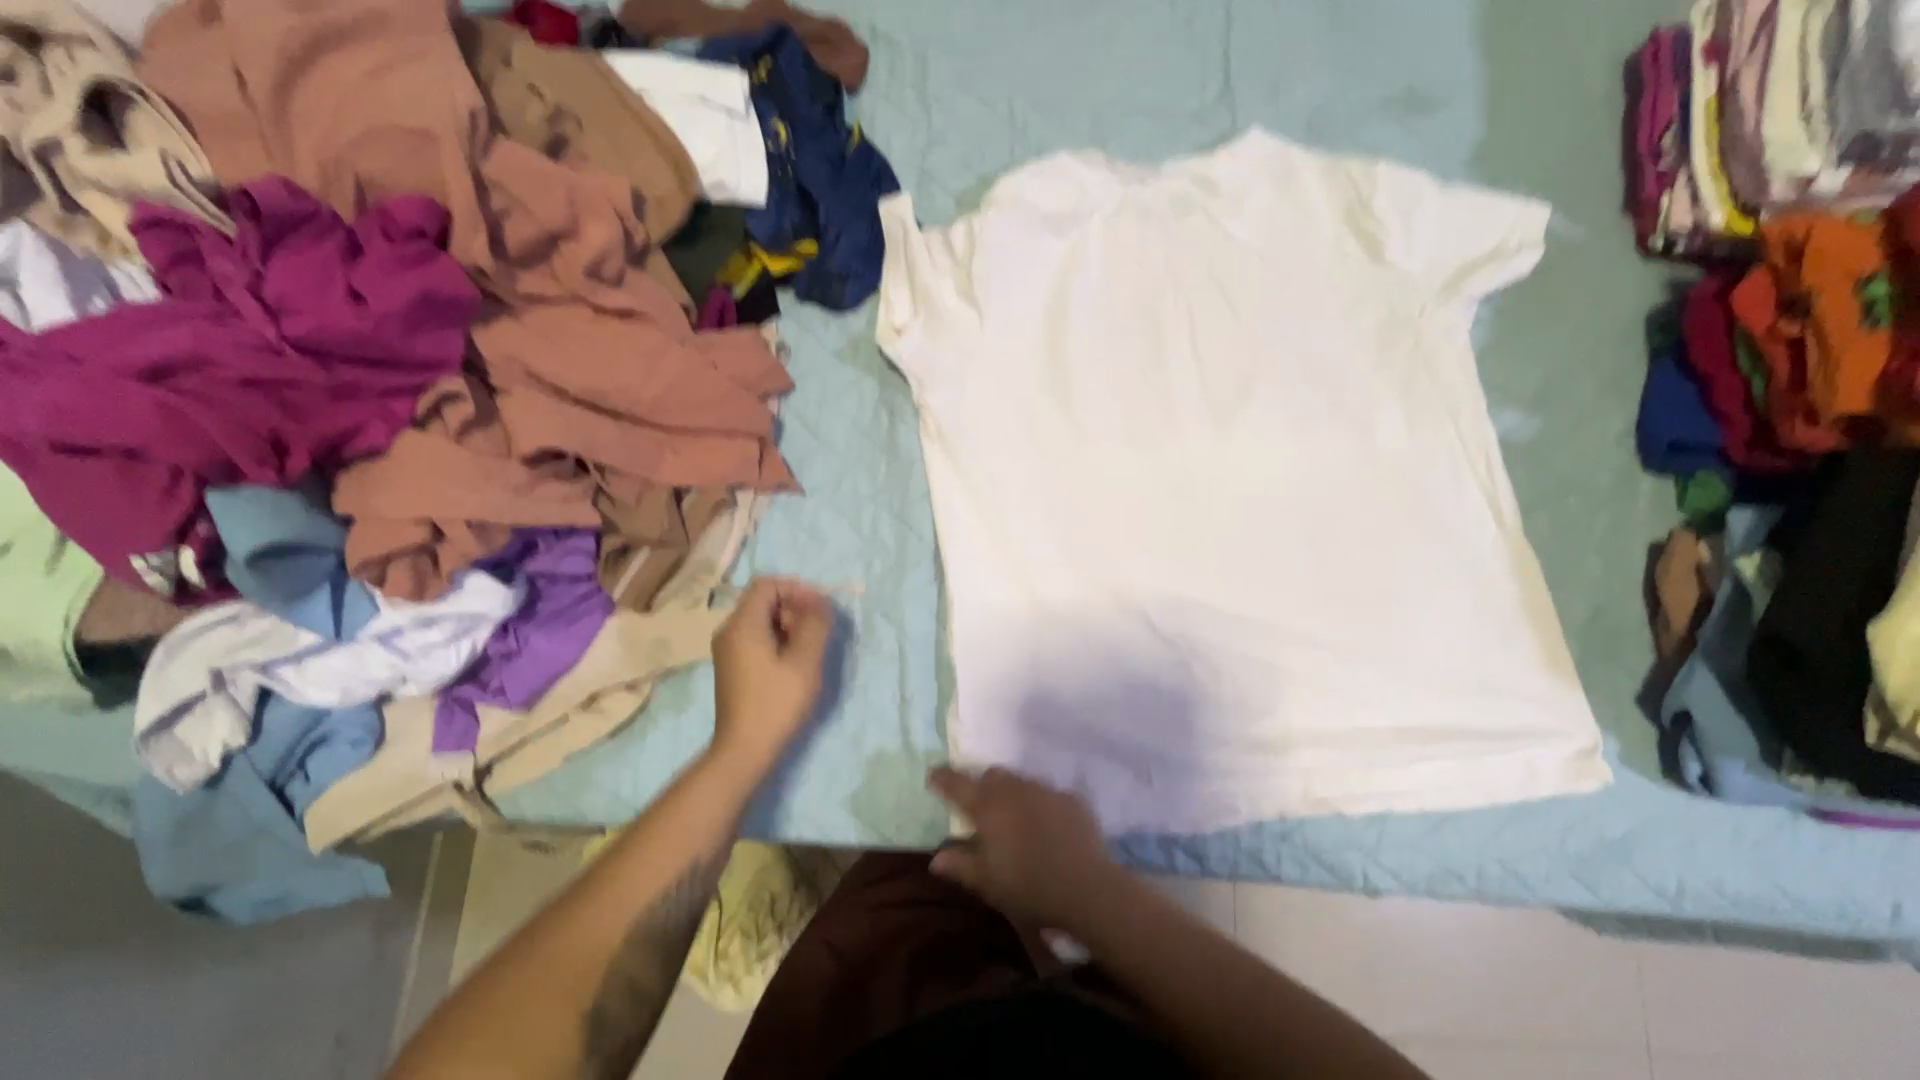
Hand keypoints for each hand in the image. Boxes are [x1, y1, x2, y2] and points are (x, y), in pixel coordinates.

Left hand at [710, 577, 834, 772]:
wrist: (744, 749)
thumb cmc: (777, 702)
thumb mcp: (805, 660)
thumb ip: (815, 624)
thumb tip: (820, 601)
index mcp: (742, 624)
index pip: (767, 584)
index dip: (796, 589)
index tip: (820, 608)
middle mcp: (729, 631)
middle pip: (763, 601)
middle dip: (795, 608)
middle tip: (817, 633)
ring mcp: (727, 650)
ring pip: (761, 622)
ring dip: (789, 627)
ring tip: (809, 651)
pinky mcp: (732, 667)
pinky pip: (756, 640)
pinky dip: (778, 642)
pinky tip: (793, 665)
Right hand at [926, 766, 1121, 930]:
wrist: (1087, 888)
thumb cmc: (1028, 887)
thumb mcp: (987, 883)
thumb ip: (960, 865)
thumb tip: (936, 858)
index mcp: (988, 807)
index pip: (958, 784)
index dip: (943, 778)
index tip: (933, 775)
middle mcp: (1015, 790)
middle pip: (992, 776)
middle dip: (981, 785)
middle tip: (978, 805)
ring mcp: (1046, 791)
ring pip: (1021, 781)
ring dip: (1012, 793)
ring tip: (1014, 817)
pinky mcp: (1072, 800)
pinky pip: (1049, 795)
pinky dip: (1040, 805)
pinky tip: (1046, 825)